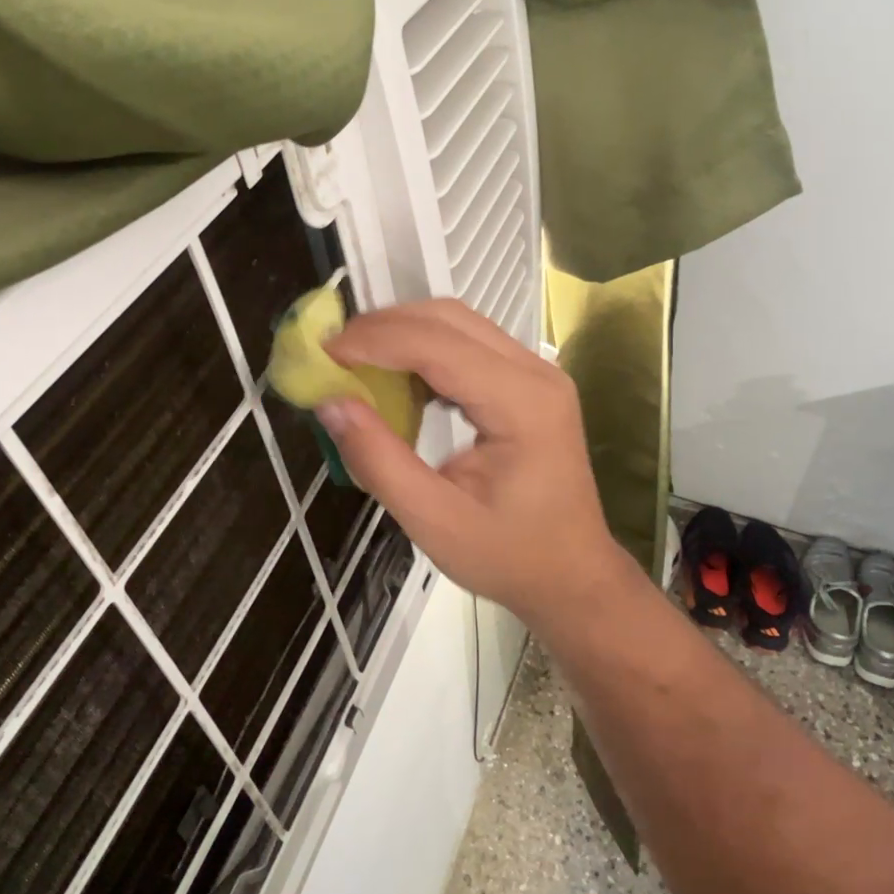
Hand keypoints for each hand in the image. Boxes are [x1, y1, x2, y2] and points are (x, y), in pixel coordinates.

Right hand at [313, 300, 626, 624]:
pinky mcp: (527, 382)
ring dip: (401, 332)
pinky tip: (393, 376)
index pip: (437, 345)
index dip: (374, 341)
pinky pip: (467, 343)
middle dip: (383, 326)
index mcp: (522, 404)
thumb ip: (378, 459)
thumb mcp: (433, 520)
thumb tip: (329, 402)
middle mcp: (535, 373)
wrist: (570, 575)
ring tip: (353, 361)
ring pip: (457, 322)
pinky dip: (421, 348)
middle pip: (449, 318)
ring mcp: (536, 373)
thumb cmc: (507, 556)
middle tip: (333, 353)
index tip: (322, 354)